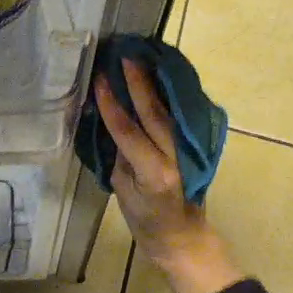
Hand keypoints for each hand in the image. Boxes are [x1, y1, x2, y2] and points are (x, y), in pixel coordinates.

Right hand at [95, 60, 247, 292]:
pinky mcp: (193, 147)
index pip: (129, 131)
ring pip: (170, 109)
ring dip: (155, 82)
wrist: (183, 237)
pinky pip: (178, 115)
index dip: (112, 104)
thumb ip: (120, 155)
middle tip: (125, 55)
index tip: (100, 79)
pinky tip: (160, 77)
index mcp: (155, 173)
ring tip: (142, 58)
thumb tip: (112, 121)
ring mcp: (188, 150)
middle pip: (154, 112)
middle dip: (139, 82)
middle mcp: (175, 157)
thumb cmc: (146, 222)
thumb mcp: (123, 191)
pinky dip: (168, 94)